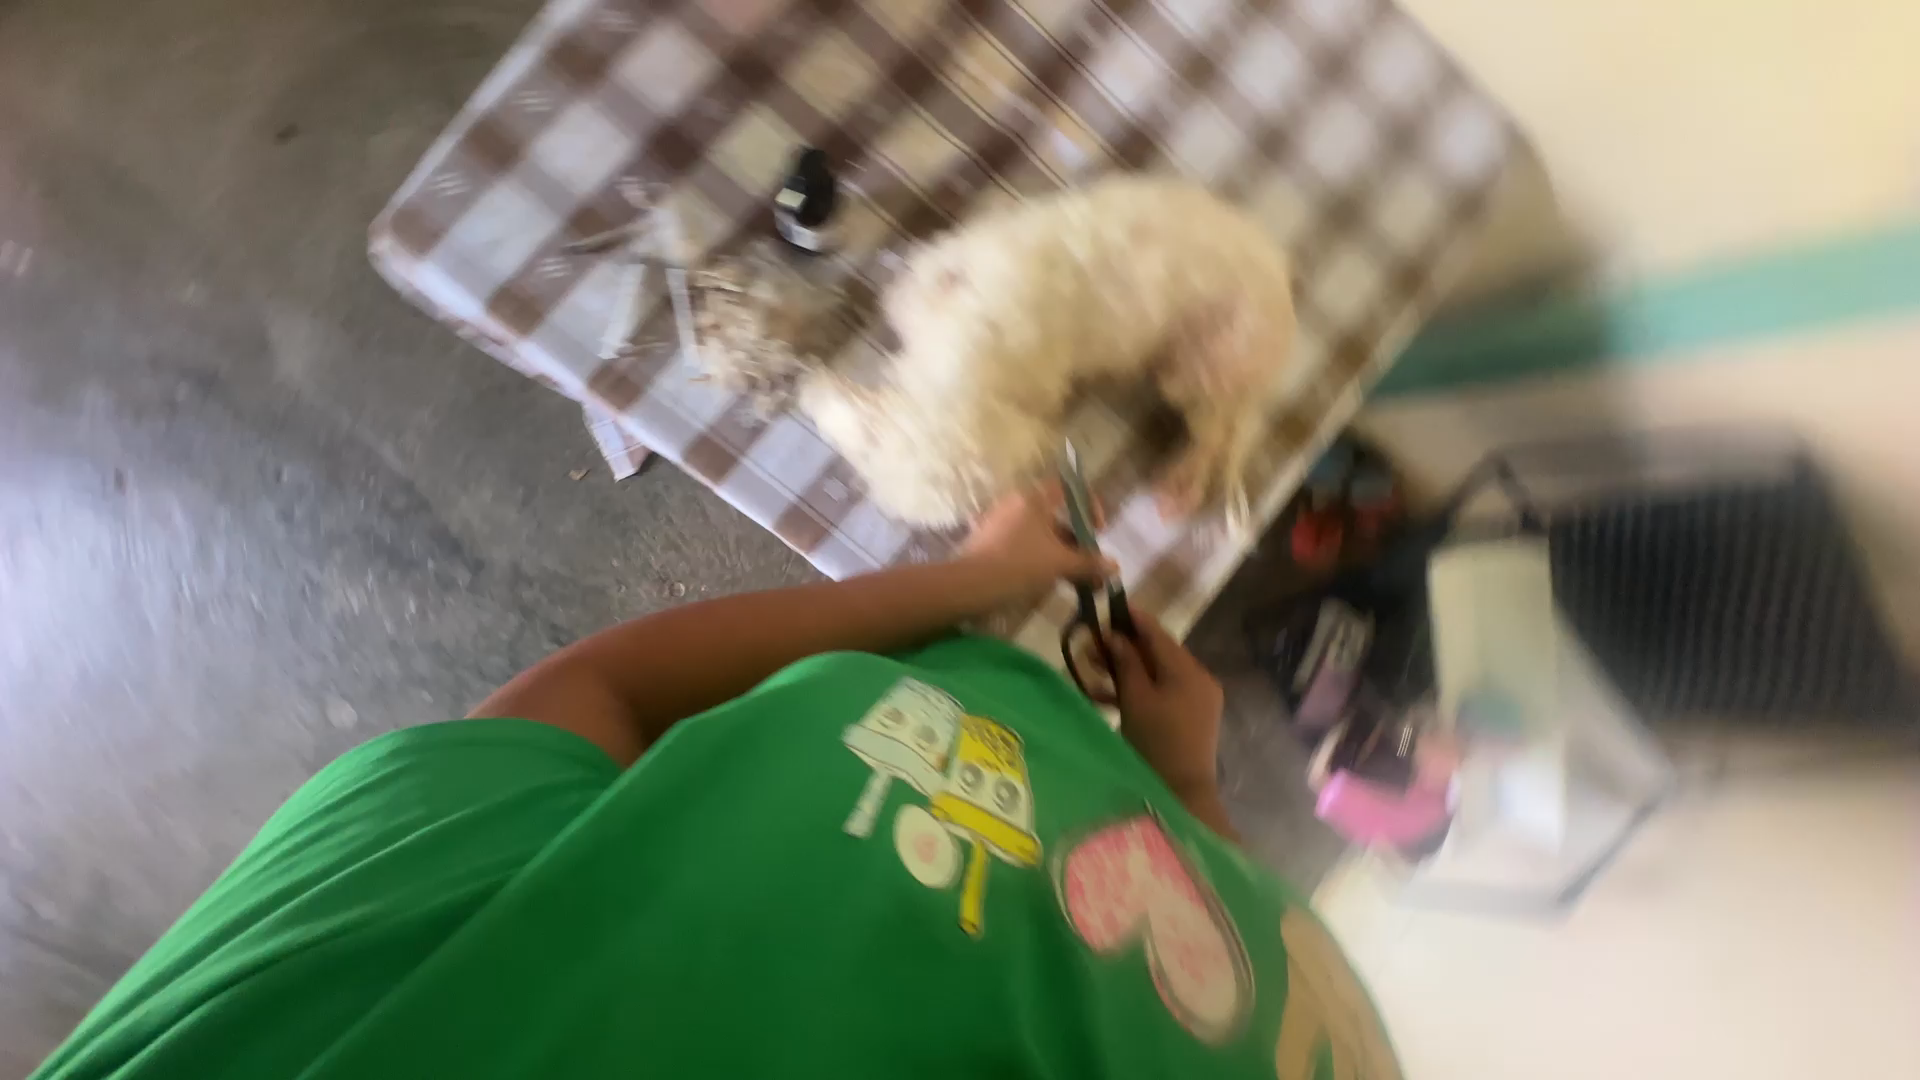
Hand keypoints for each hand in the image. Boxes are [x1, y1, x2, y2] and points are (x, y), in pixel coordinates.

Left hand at [960, 486, 1115, 605]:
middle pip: (1056, 518)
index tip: (1098, 532)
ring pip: (1041, 536)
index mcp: (1033, 498)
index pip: (1069, 489)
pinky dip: (1040, 561)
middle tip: (1090, 568)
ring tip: (1075, 583)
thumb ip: (1088, 562)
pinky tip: (1048, 583)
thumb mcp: (1059, 563)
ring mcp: (1001, 524)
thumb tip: (1114, 566)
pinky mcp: (990, 543)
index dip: (1089, 506)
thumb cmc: (1018, 564)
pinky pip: (1024, 547)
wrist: (969, 585)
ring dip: (1062, 556)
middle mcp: (1016, 504)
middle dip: (1078, 543)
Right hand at [1106, 611, 1224, 799]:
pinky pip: (1162, 692)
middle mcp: (1198, 679)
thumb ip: (1125, 662)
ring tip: (1092, 669)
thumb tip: (1114, 635)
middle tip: (1091, 644)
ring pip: (1157, 673)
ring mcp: (1197, 698)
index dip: (1132, 618)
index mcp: (1188, 670)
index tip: (1108, 607)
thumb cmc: (1156, 742)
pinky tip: (1107, 695)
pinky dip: (1138, 689)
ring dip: (1126, 669)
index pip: (1157, 633)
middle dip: (1123, 647)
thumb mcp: (1135, 699)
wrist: (1182, 794)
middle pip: (1157, 652)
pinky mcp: (1190, 716)